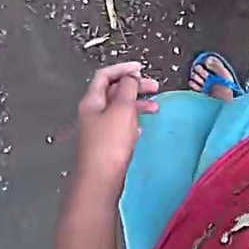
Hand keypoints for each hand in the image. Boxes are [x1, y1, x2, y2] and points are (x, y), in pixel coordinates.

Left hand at [73, 61, 161, 188]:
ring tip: (155, 107)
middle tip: (154, 86)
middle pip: (113, 90)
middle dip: (134, 85)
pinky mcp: (105, 143)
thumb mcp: (123, 109)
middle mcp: (92, 112)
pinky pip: (120, 123)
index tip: (141, 68)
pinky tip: (142, 126)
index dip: (123, 68)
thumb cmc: (111, 142)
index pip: (105, 75)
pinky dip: (133, 119)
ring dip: (137, 103)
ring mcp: (98, 129)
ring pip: (118, 107)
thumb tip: (130, 76)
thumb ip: (128, 88)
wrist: (100, 181)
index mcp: (92, 100)